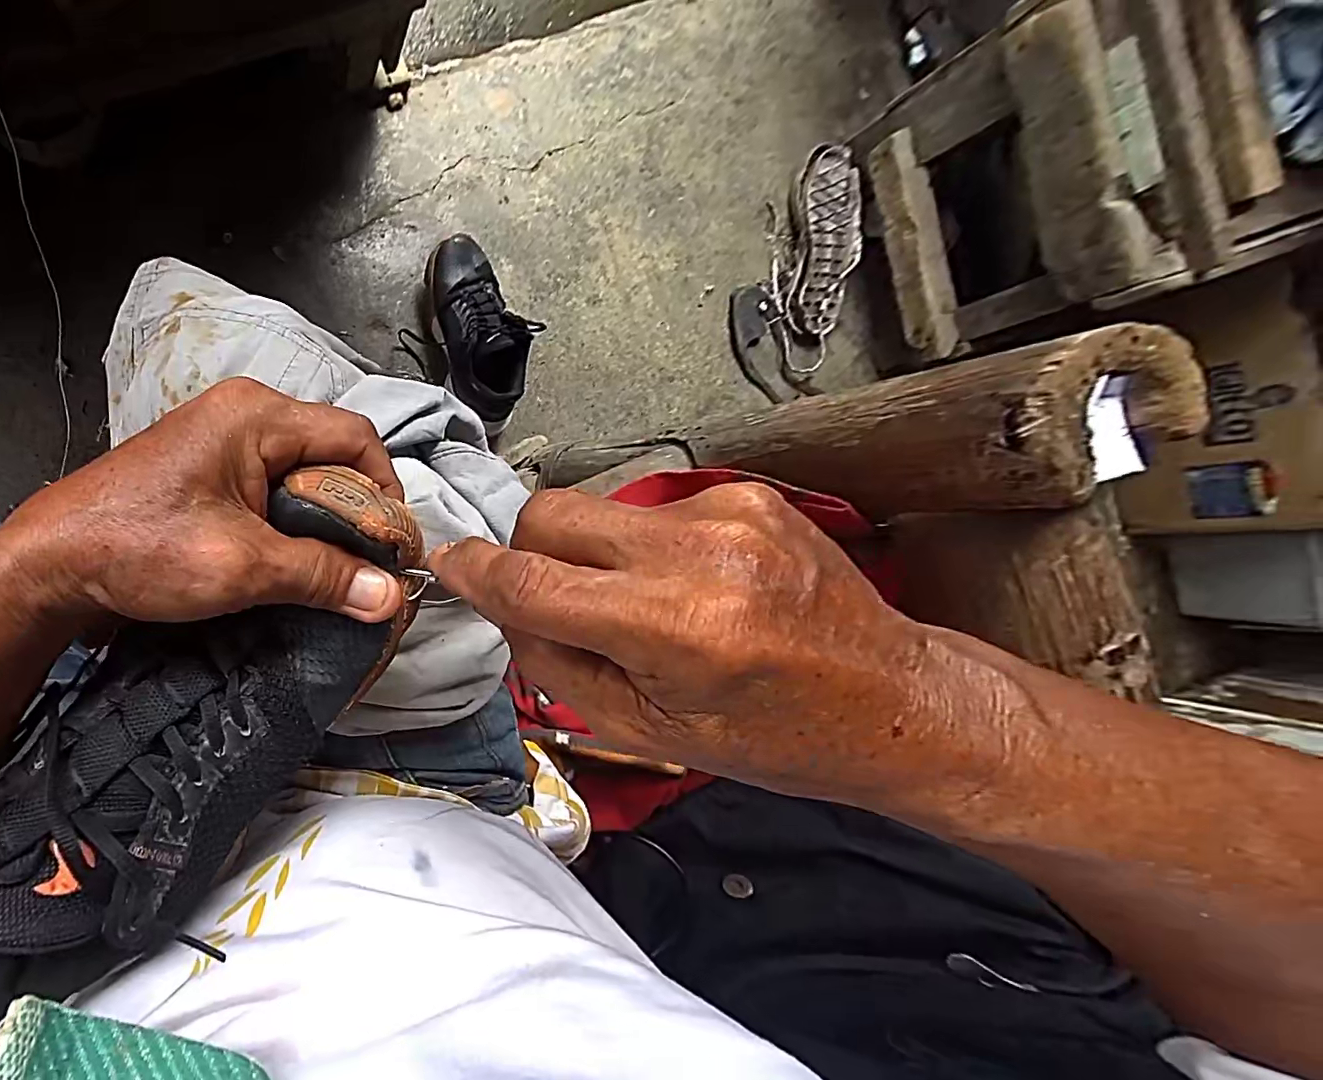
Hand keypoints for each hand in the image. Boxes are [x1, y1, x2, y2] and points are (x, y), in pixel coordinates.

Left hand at [0, 377, 407, 624]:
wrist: (52, 563)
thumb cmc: (138, 549)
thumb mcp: (241, 565)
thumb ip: (322, 575)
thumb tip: (390, 596)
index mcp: (256, 416)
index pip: (354, 438)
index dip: (384, 490)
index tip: (391, 545)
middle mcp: (245, 415)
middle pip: (331, 455)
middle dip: (354, 510)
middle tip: (365, 565)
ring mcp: (224, 440)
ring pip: (303, 475)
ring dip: (323, 521)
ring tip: (331, 569)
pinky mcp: (210, 469)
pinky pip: (272, 488)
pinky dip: (292, 523)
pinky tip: (291, 560)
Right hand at [431, 483, 1012, 808]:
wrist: (897, 699)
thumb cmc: (776, 736)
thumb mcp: (643, 726)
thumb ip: (553, 661)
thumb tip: (502, 606)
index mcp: (677, 626)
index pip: (534, 581)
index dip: (475, 570)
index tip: (447, 561)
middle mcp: (700, 552)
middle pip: (548, 513)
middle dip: (527, 552)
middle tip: (555, 600)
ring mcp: (725, 512)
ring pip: (591, 508)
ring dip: (585, 553)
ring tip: (635, 600)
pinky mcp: (741, 493)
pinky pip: (641, 508)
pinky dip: (635, 545)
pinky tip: (681, 583)